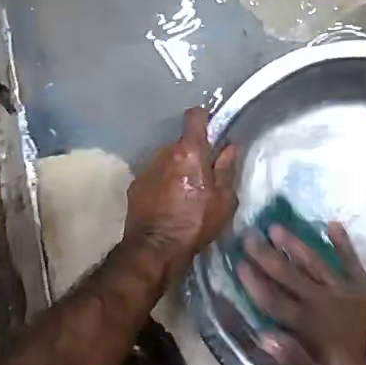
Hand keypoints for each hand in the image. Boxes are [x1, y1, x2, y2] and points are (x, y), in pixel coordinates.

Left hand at [122, 107, 238, 274]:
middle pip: (182, 143)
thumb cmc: (196, 223)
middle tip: (203, 175)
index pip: (194, 116)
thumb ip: (226, 169)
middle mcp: (165, 152)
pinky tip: (167, 203)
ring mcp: (147, 168)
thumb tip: (229, 147)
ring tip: (184, 194)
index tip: (213, 130)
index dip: (205, 118)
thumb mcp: (224, 200)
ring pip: (167, 159)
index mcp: (190, 151)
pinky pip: (155, 175)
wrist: (155, 249)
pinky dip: (162, 183)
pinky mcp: (136, 184)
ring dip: (176, 169)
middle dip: (193, 154)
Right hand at [236, 222, 365, 364]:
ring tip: (276, 226)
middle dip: (266, 256)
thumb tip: (263, 337)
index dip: (254, 283)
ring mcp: (341, 287)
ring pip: (312, 261)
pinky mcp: (362, 282)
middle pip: (287, 275)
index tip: (239, 264)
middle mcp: (319, 299)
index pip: (273, 300)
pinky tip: (332, 224)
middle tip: (248, 235)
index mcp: (307, 324)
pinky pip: (349, 259)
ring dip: (294, 244)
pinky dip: (341, 242)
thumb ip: (295, 356)